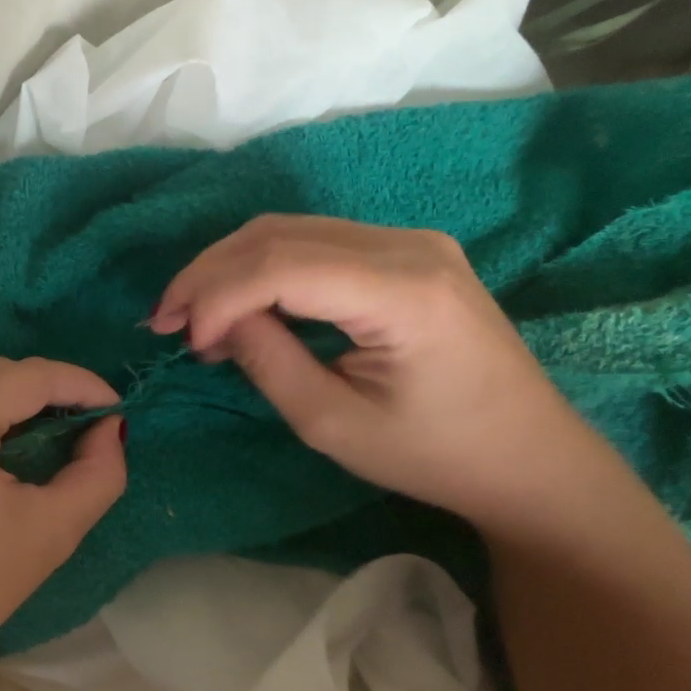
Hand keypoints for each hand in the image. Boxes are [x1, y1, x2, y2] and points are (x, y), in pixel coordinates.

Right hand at [149, 215, 613, 527]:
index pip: (281, 265)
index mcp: (403, 291)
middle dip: (209, 275)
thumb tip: (216, 322)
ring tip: (192, 317)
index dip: (216, 295)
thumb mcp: (332, 422)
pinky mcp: (406, 255)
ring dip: (229, 269)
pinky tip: (238, 305)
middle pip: (278, 235)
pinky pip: (314, 244)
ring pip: (290, 231)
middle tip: (164, 322)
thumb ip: (268, 361)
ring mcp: (411, 244)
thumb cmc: (432, 454)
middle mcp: (409, 247)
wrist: (526, 459)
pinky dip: (262, 270)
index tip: (181, 340)